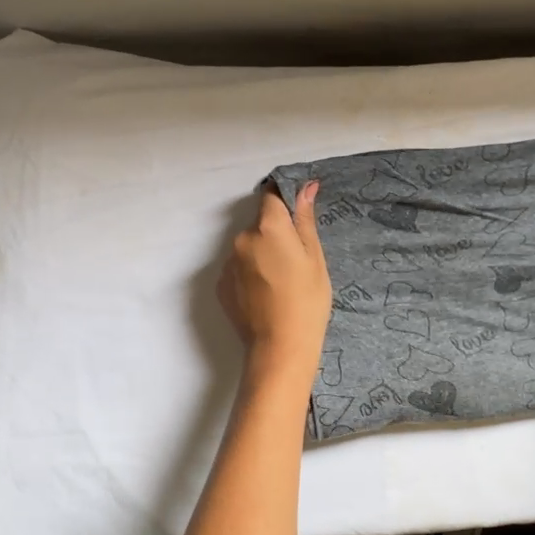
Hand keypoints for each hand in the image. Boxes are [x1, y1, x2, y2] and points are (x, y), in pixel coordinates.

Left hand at [218, 182, 332, 377]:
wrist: (280, 348)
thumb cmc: (307, 301)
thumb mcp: (314, 257)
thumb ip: (304, 219)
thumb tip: (306, 186)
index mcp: (268, 227)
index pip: (270, 194)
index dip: (284, 197)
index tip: (296, 210)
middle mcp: (242, 239)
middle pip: (259, 223)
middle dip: (275, 232)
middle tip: (295, 258)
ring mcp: (227, 263)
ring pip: (248, 246)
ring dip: (261, 253)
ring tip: (280, 281)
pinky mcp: (220, 285)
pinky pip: (237, 268)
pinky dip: (250, 273)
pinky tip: (265, 293)